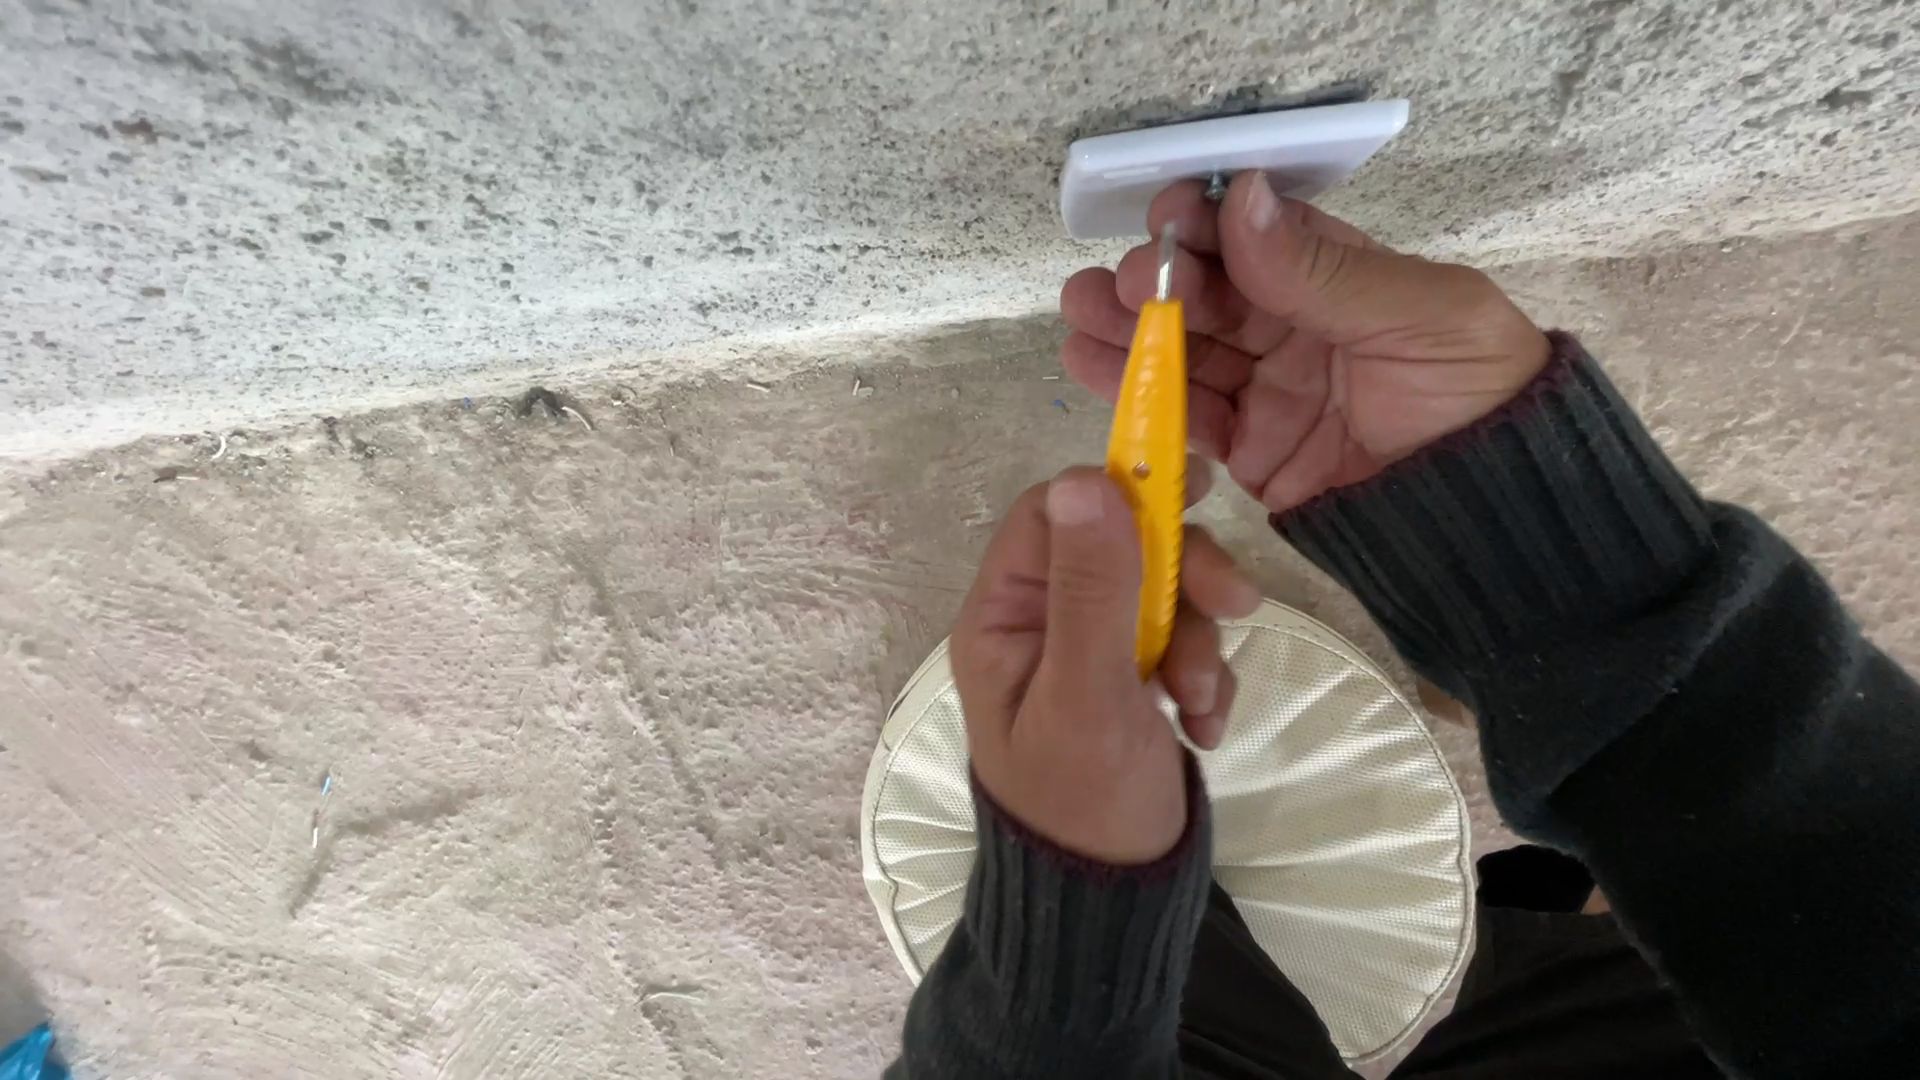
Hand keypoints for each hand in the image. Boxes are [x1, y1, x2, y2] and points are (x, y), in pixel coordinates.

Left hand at [950, 465, 1260, 864]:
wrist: (1114, 898)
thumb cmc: (1084, 803)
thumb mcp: (1088, 696)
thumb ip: (1091, 591)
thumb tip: (1087, 482)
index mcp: (1005, 614)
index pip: (1052, 514)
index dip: (1117, 493)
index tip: (1192, 491)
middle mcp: (1040, 619)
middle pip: (1119, 545)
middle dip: (1182, 575)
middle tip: (1237, 603)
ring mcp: (1088, 645)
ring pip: (1160, 592)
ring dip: (1200, 640)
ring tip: (1202, 704)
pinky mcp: (1131, 673)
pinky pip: (1180, 640)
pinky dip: (1205, 675)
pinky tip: (1204, 726)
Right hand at [1060, 172, 1552, 512]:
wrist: (1476, 516)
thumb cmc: (1469, 398)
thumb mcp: (1420, 318)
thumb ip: (1324, 269)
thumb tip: (1243, 200)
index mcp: (1338, 282)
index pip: (1261, 241)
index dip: (1210, 225)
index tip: (1167, 215)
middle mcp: (1289, 329)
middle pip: (1209, 297)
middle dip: (1155, 283)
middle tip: (1111, 284)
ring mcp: (1261, 390)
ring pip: (1182, 352)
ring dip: (1128, 332)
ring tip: (1079, 315)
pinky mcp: (1241, 447)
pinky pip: (1182, 415)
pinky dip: (1136, 392)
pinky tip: (1089, 365)